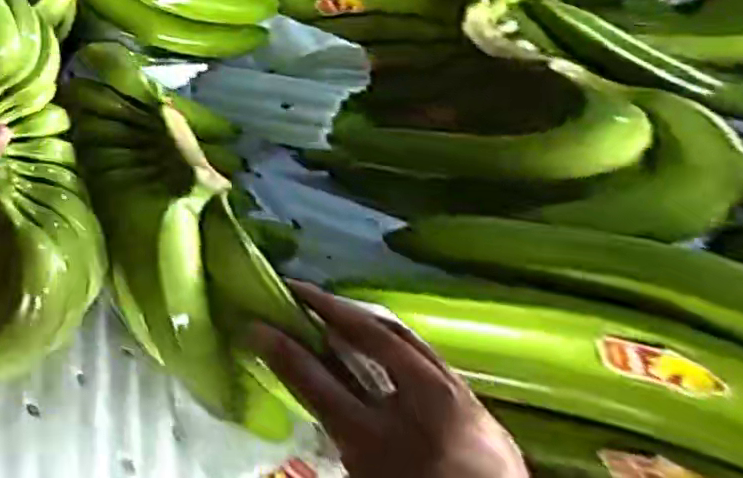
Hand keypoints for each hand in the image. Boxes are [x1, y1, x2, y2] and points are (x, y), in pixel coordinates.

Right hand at [250, 282, 526, 477]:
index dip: (327, 305)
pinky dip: (393, 377)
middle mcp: (465, 395)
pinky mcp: (484, 453)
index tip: (287, 289)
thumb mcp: (353, 434)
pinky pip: (429, 395)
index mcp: (438, 386)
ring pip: (418, 367)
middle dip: (352, 321)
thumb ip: (307, 378)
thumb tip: (257, 329)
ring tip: (333, 342)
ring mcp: (481, 426)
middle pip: (401, 341)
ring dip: (374, 349)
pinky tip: (372, 388)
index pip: (372, 328)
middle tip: (308, 311)